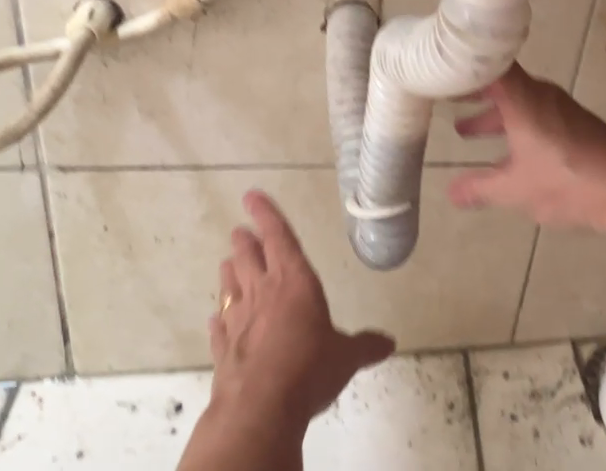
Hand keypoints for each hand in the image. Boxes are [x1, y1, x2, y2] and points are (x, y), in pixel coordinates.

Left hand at [209, 191, 395, 425]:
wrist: (260, 408)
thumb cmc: (309, 369)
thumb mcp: (347, 356)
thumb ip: (365, 346)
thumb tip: (389, 343)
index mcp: (295, 282)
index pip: (279, 238)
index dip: (267, 215)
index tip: (252, 196)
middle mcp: (263, 293)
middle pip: (249, 258)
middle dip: (245, 242)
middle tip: (239, 231)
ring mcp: (239, 322)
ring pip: (231, 287)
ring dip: (230, 272)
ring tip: (227, 261)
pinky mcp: (223, 350)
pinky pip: (220, 327)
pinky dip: (219, 320)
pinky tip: (216, 318)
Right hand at [447, 63, 605, 231]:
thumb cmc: (567, 181)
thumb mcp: (515, 189)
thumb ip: (481, 188)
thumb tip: (450, 194)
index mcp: (524, 99)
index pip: (490, 64)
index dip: (464, 63)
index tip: (438, 67)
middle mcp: (542, 96)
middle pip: (503, 82)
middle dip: (474, 92)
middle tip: (444, 98)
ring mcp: (561, 110)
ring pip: (519, 103)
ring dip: (494, 115)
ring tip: (466, 130)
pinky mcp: (575, 127)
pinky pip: (534, 116)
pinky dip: (513, 126)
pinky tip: (507, 153)